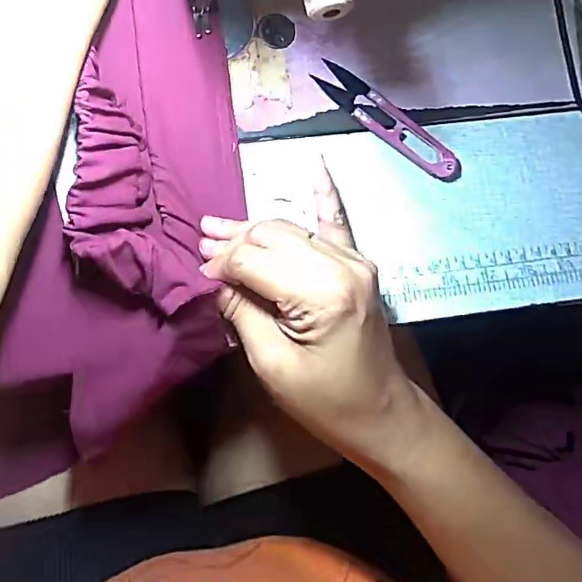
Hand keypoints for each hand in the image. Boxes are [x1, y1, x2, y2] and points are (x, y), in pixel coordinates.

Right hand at [198, 162, 433, 464]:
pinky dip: (324, 194)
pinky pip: (335, 221)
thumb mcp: (271, 363)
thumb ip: (241, 311)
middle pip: (269, 238)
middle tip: (200, 245)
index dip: (220, 265)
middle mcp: (341, 264)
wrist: (383, 415)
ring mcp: (353, 259)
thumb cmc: (326, 400)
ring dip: (252, 228)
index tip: (198, 275)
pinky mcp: (358, 262)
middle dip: (232, 243)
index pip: (253, 261)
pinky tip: (317, 166)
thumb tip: (213, 278)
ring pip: (288, 229)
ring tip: (214, 225)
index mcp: (321, 292)